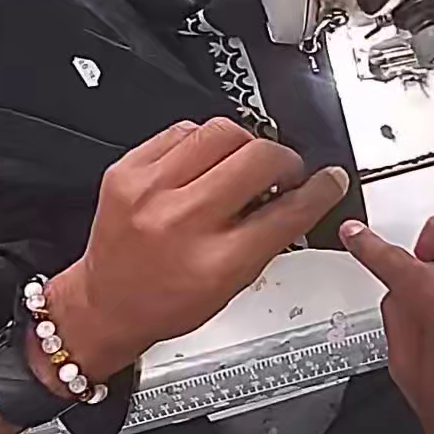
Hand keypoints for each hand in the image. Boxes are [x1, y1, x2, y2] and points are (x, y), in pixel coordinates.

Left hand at [43, 118, 349, 382]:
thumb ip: (267, 239)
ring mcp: (151, 191)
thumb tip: (298, 196)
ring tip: (244, 163)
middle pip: (260, 159)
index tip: (328, 180)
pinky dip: (204, 140)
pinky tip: (204, 160)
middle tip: (285, 171)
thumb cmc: (165, 303)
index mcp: (216, 263)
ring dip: (247, 144)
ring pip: (223, 132)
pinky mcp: (127, 170)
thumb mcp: (230, 286)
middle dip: (286, 161)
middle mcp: (183, 222)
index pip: (287, 212)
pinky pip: (182, 130)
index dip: (320, 190)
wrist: (105, 303)